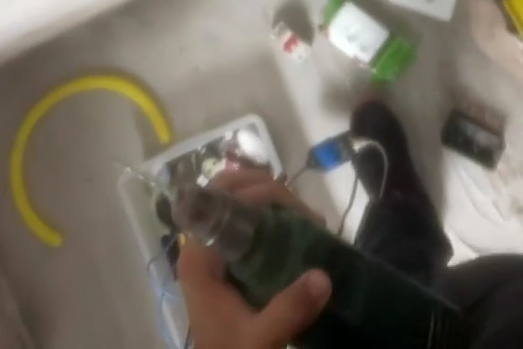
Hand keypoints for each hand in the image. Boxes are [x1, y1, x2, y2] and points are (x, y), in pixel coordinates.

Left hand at [176, 170, 331, 348]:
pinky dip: (265, 212)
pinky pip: (240, 219)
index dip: (256, 192)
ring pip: (233, 200)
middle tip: (302, 207)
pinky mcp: (222, 258)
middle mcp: (199, 244)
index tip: (294, 206)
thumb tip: (323, 276)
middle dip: (264, 188)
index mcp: (198, 257)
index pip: (221, 202)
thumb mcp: (260, 340)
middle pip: (225, 191)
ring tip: (303, 215)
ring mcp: (209, 249)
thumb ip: (288, 309)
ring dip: (267, 197)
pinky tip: (292, 225)